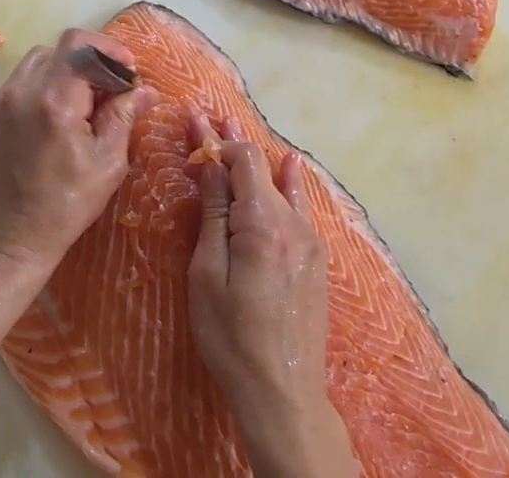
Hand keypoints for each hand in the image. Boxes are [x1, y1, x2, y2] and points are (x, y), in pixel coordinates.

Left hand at [0, 29, 157, 271]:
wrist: (11, 235)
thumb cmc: (66, 205)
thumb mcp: (108, 162)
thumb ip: (124, 116)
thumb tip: (146, 90)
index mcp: (54, 102)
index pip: (80, 45)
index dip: (109, 49)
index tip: (128, 72)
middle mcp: (23, 90)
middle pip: (62, 48)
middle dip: (92, 61)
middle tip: (113, 89)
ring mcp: (3, 99)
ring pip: (42, 59)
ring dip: (69, 70)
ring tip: (88, 101)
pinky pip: (25, 78)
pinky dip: (48, 82)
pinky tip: (63, 112)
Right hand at [187, 113, 356, 477]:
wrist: (283, 392)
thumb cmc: (231, 337)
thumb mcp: (208, 275)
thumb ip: (214, 215)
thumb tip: (210, 166)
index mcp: (263, 223)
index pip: (242, 161)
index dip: (216, 138)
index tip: (193, 119)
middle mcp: (293, 223)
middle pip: (261, 168)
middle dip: (232, 142)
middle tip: (209, 116)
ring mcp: (310, 241)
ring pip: (280, 186)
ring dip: (255, 160)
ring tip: (235, 130)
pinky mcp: (315, 259)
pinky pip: (298, 207)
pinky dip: (286, 183)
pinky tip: (290, 165)